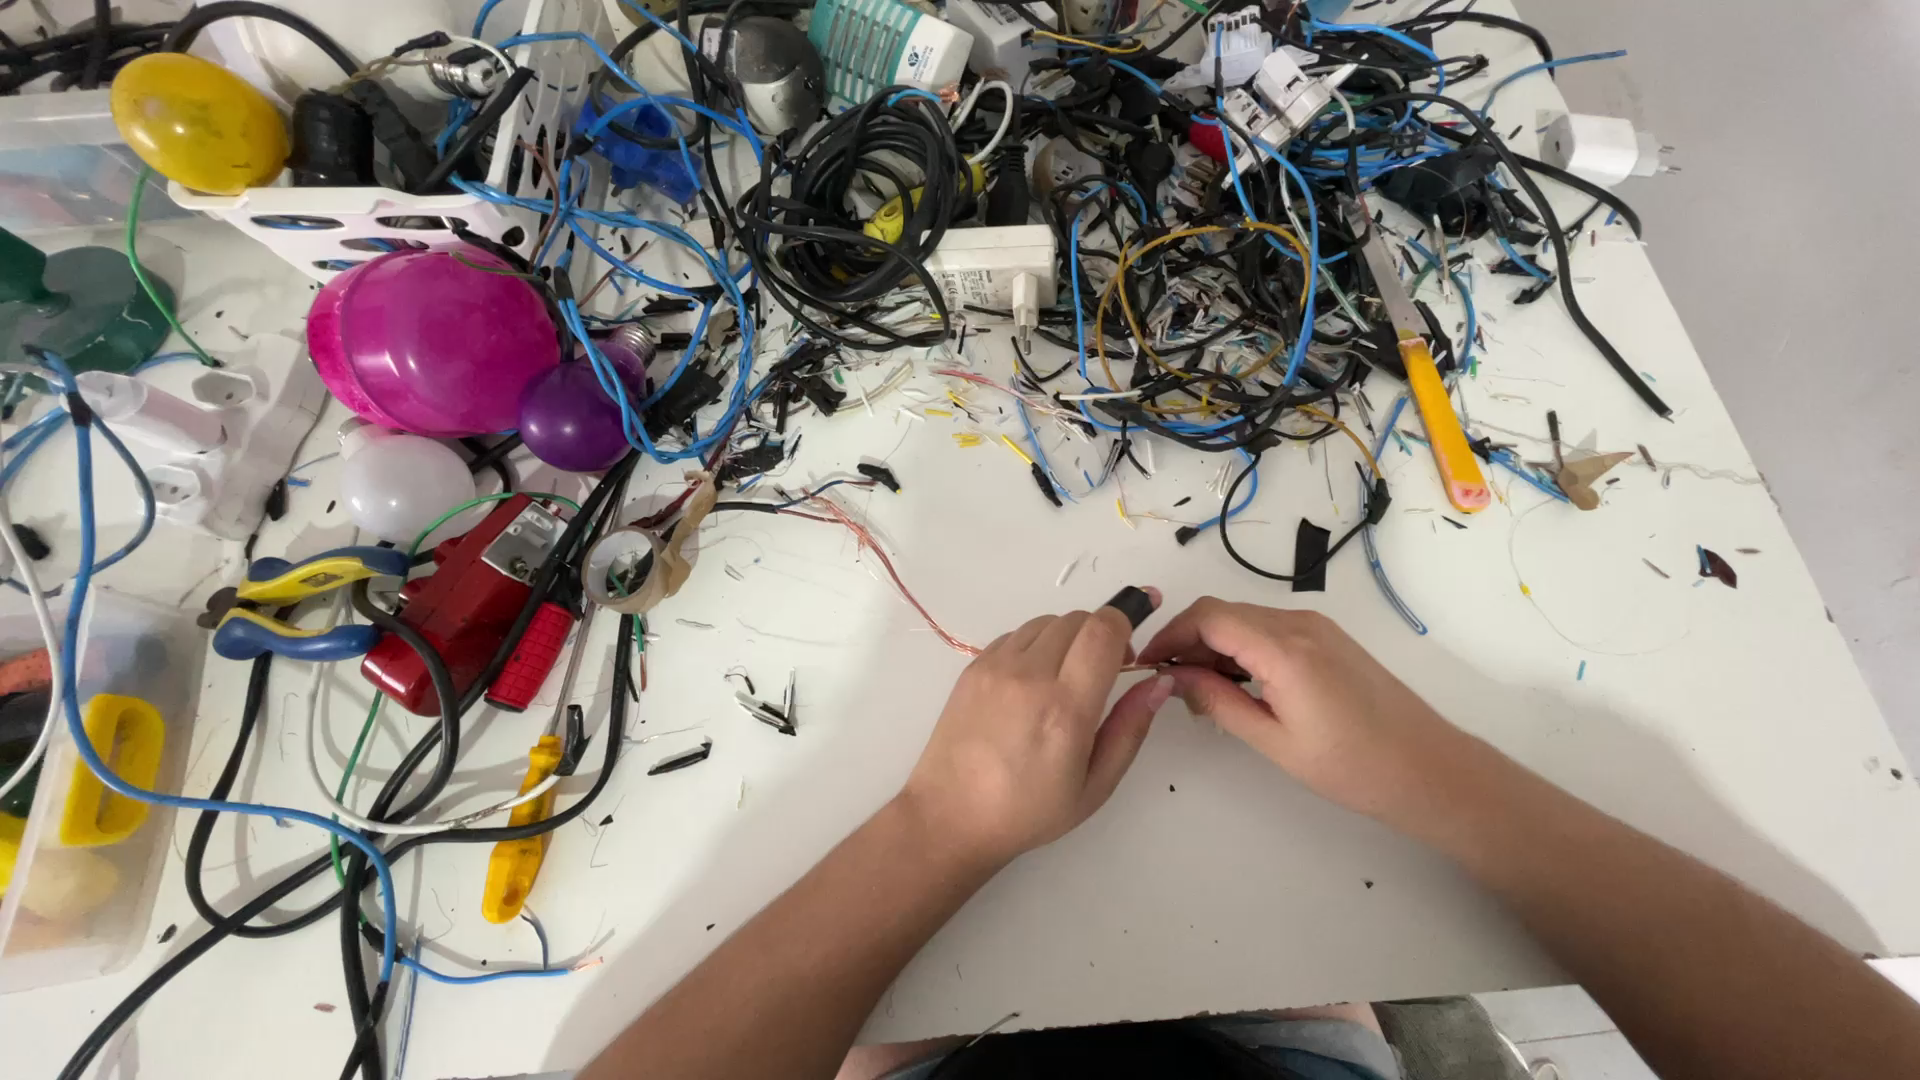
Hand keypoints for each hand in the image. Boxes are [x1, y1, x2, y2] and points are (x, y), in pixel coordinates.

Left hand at [900, 590, 1174, 869]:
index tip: (1134, 643)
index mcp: (1065, 708)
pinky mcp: (972, 667)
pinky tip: (1033, 681)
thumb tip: (1158, 681)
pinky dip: (1035, 646)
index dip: (1127, 621)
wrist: (951, 815)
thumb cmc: (1029, 811)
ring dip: (1067, 638)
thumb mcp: (1095, 784)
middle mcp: (1029, 676)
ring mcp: (995, 667)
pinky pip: (1015, 636)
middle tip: (1106, 671)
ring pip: (1045, 622)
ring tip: (1067, 677)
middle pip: (1077, 619)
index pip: (1103, 630)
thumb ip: (1130, 728)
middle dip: (1101, 634)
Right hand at [1139, 598, 1486, 827]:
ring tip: (1203, 690)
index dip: (1170, 635)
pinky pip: (1268, 628)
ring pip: (1243, 619)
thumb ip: (1218, 701)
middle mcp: (1299, 624)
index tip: (1148, 665)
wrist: (1432, 770)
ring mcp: (1317, 626)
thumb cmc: (1352, 767)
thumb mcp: (1274, 741)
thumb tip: (1175, 676)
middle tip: (1172, 684)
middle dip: (1188, 641)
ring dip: (1213, 645)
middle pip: (1222, 613)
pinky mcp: (1327, 637)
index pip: (1208, 617)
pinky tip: (1238, 682)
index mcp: (1284, 649)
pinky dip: (1241, 646)